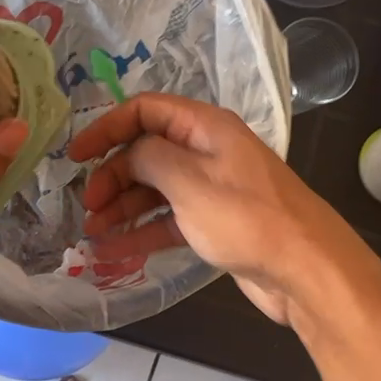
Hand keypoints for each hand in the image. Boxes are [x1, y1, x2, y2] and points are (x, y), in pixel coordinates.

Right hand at [68, 94, 357, 324]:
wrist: (305, 269)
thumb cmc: (247, 219)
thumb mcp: (190, 182)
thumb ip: (149, 159)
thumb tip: (126, 155)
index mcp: (204, 128)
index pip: (144, 111)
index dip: (106, 128)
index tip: (75, 156)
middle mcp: (206, 152)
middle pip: (145, 152)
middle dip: (111, 176)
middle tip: (87, 207)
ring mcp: (211, 189)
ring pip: (154, 189)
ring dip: (121, 208)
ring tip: (92, 233)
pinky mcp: (213, 223)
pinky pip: (167, 220)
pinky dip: (140, 232)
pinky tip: (112, 250)